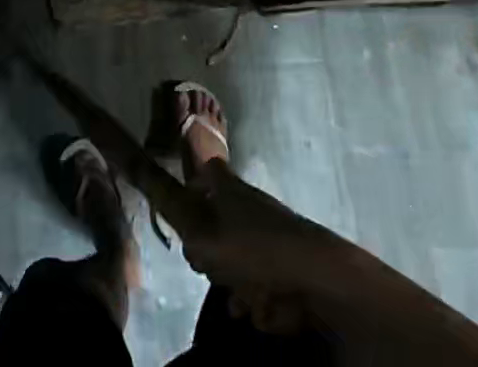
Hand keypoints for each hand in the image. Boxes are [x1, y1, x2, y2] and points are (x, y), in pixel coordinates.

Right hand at [177, 161, 355, 332]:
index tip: (184, 204)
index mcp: (230, 189)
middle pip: (220, 217)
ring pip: (239, 252)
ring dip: (232, 276)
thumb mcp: (202, 237)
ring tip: (234, 297)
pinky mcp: (289, 260)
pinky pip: (262, 275)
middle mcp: (251, 204)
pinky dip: (257, 293)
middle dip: (208, 246)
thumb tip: (160, 198)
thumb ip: (180, 224)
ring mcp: (272, 232)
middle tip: (205, 264)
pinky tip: (258, 308)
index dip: (194, 181)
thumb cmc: (253, 249)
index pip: (209, 169)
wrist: (316, 277)